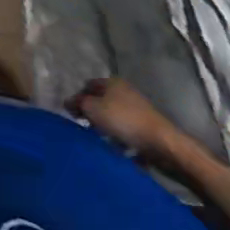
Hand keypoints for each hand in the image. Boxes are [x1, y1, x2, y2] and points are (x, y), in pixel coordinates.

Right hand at [68, 78, 182, 161]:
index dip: (78, 99)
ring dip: (106, 128)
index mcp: (111, 81)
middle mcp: (124, 91)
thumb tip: (67, 102)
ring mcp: (137, 108)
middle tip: (87, 129)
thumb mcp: (93, 109)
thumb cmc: (124, 120)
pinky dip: (120, 138)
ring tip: (103, 141)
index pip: (87, 86)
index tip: (73, 116)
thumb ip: (78, 103)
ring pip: (113, 116)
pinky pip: (126, 129)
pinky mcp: (146, 125)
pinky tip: (119, 148)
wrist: (162, 143)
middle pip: (100, 101)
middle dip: (92, 115)